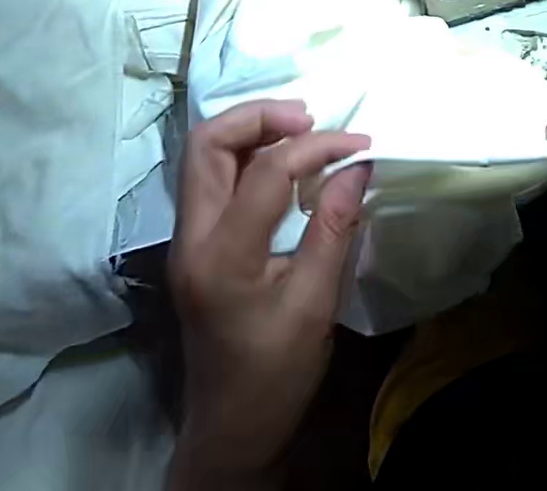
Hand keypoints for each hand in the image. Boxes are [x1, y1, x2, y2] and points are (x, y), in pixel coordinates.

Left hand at [167, 100, 372, 488]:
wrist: (231, 428)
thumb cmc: (276, 374)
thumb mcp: (315, 304)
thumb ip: (334, 228)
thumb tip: (357, 166)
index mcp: (221, 256)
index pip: (265, 171)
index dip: (316, 146)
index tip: (358, 144)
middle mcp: (192, 237)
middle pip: (206, 144)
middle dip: (260, 116)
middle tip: (311, 118)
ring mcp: (188, 238)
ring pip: (204, 154)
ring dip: (251, 129)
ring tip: (301, 128)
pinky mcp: (197, 241)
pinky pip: (214, 175)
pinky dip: (248, 152)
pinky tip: (284, 159)